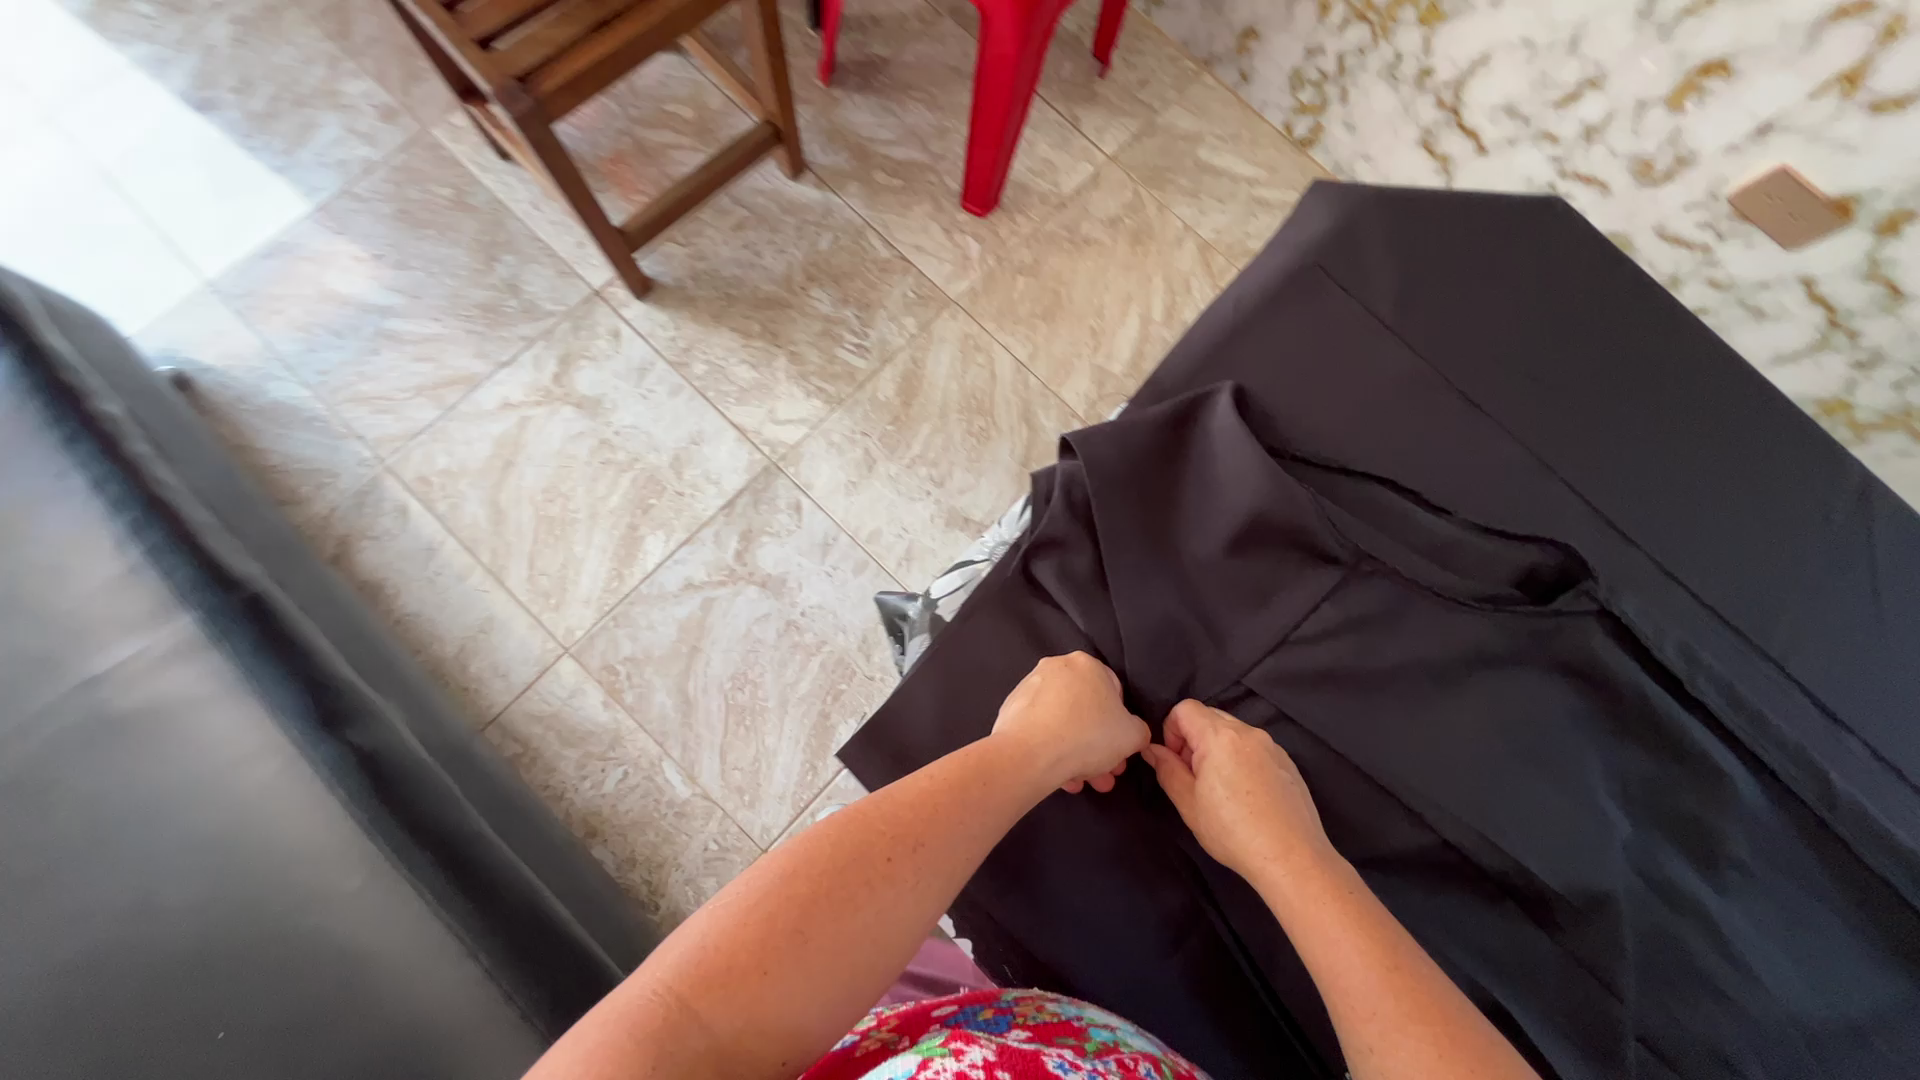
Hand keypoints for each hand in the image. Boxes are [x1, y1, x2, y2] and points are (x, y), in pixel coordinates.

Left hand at [992, 653, 1150, 793]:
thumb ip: (1138, 730)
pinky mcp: (1011, 708)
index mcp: (1086, 664)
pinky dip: (1052, 749)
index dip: (1121, 724)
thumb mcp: (1132, 736)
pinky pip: (1040, 729)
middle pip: (1085, 711)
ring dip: (1076, 753)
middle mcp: (1056, 668)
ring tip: (1082, 782)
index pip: (1114, 692)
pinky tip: (1060, 775)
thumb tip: (1132, 732)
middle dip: (1098, 746)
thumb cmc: (1087, 736)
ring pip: (1062, 723)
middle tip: (1105, 773)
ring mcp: (1029, 687)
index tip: (1120, 749)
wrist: (1030, 753)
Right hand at [1142, 700, 1336, 884]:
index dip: (1171, 730)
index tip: (1175, 761)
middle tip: (1194, 776)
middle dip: (1193, 738)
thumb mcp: (1188, 804)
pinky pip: (1254, 747)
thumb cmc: (1233, 832)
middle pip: (1209, 716)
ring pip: (1233, 732)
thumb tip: (1153, 749)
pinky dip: (1241, 758)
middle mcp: (1248, 732)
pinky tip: (1245, 794)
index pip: (1185, 708)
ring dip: (1217, 748)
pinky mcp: (1287, 762)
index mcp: (1219, 737)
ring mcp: (1272, 746)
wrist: (1291, 859)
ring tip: (1220, 788)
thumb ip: (1167, 769)